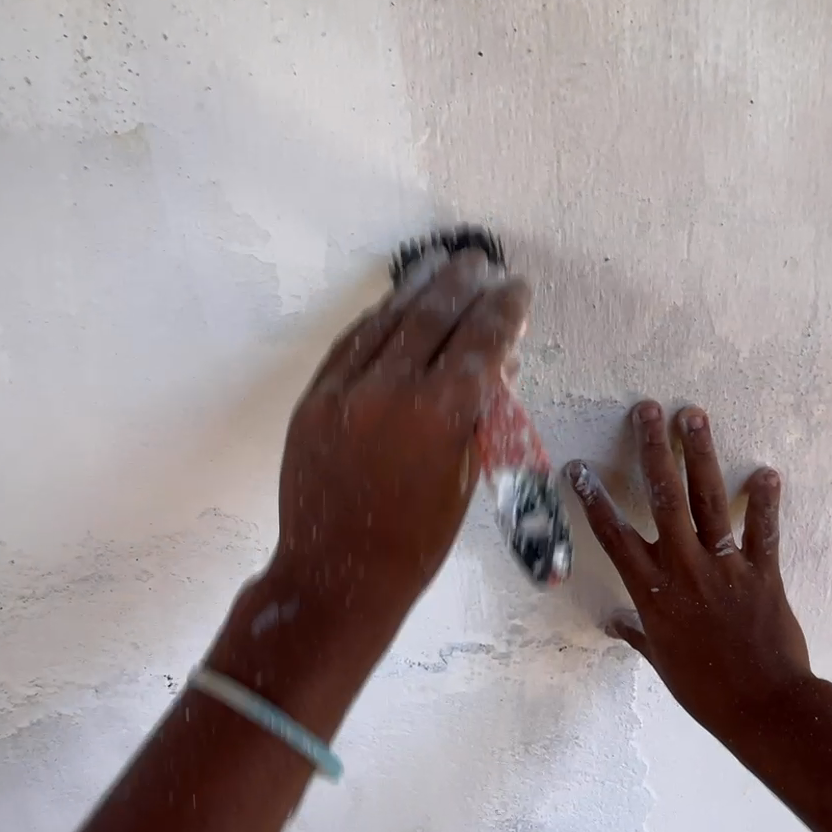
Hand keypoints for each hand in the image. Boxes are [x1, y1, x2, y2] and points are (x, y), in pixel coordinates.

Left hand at [264, 248, 531, 639]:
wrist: (338, 572)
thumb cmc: (418, 540)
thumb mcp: (467, 477)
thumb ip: (482, 414)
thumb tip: (501, 364)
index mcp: (441, 414)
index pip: (482, 340)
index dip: (504, 307)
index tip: (517, 286)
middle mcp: (392, 389)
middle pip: (434, 314)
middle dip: (462, 281)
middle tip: (478, 259)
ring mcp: (345, 391)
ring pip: (387, 321)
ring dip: (418, 288)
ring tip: (439, 265)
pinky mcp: (313, 399)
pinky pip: (350, 344)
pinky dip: (376, 319)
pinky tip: (394, 304)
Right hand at [566, 401, 812, 734]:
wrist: (763, 706)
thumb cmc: (703, 688)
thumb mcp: (661, 659)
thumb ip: (637, 633)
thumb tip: (614, 624)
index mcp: (652, 588)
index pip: (613, 535)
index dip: (594, 499)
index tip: (579, 468)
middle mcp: (683, 566)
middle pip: (663, 497)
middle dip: (653, 449)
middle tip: (648, 410)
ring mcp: (724, 566)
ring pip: (708, 501)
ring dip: (700, 455)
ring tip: (693, 416)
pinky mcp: (762, 573)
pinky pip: (763, 531)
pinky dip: (765, 502)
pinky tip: (765, 472)